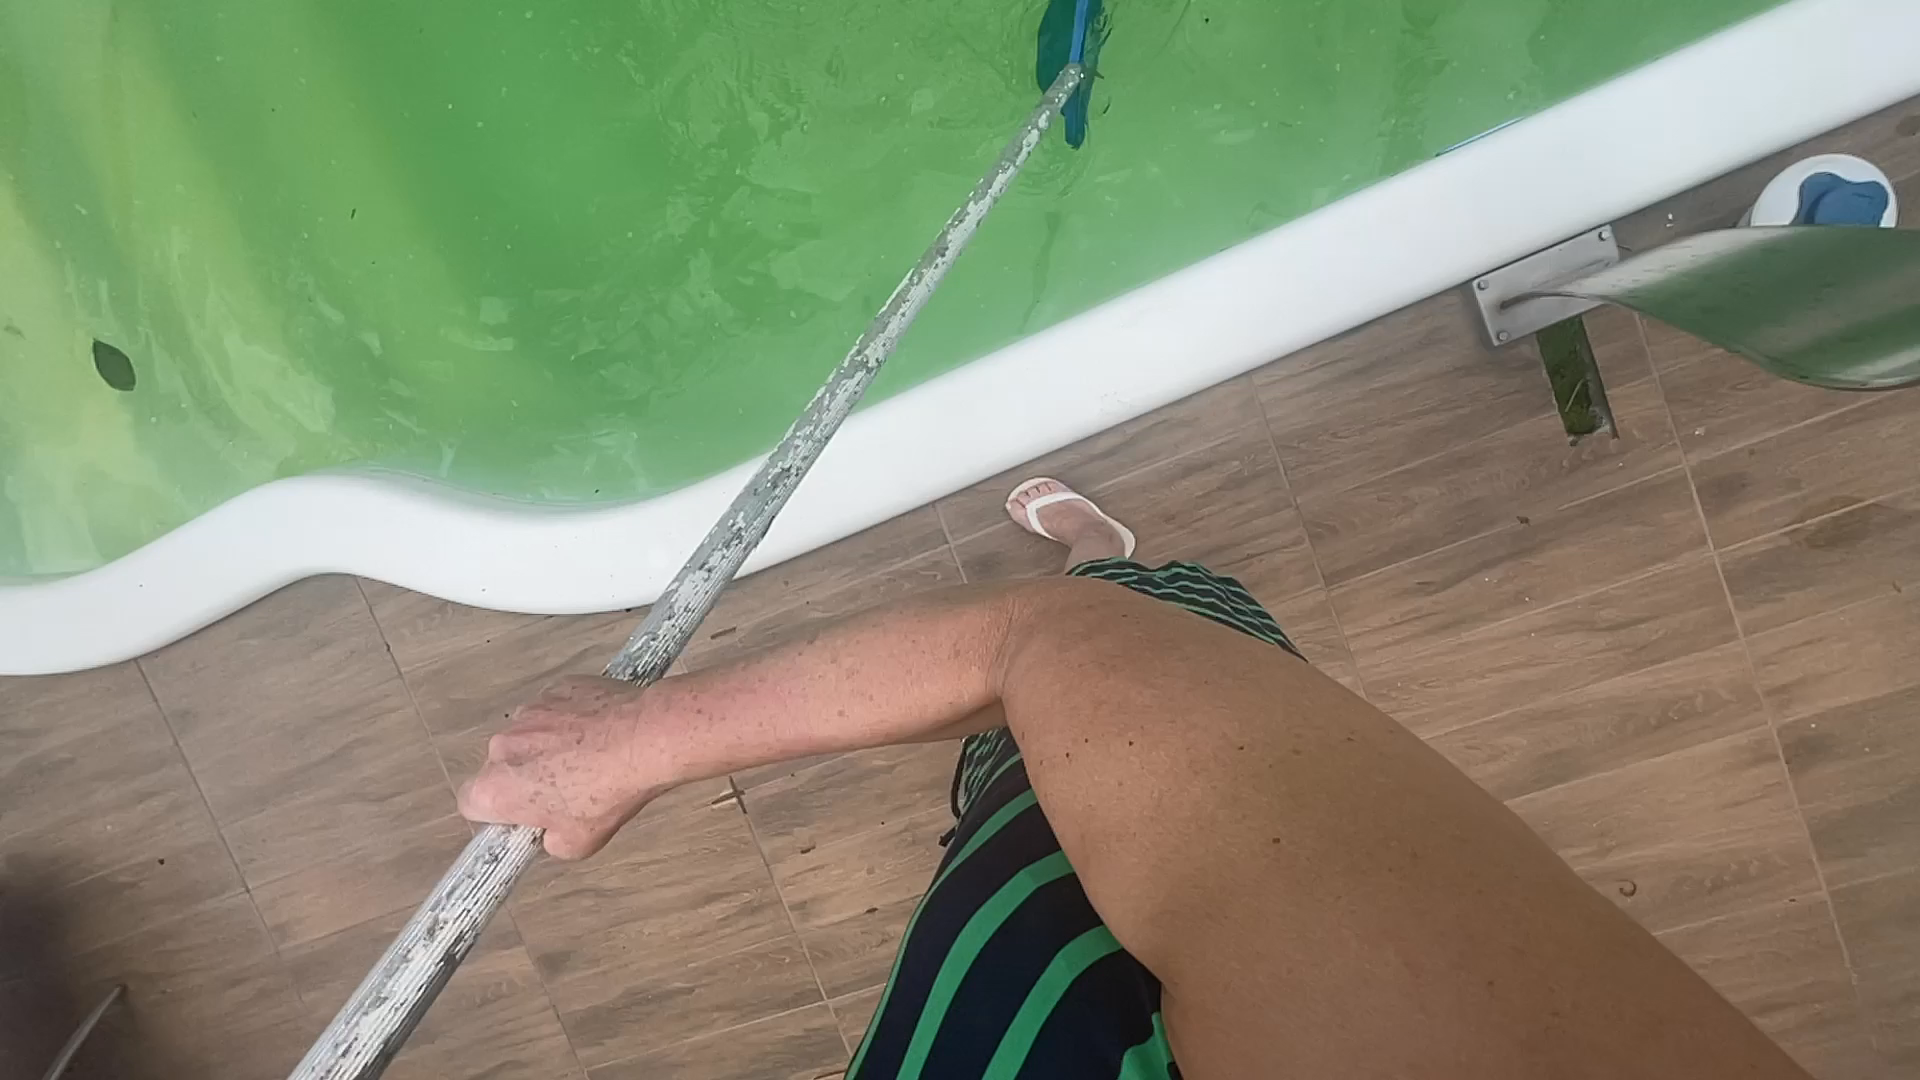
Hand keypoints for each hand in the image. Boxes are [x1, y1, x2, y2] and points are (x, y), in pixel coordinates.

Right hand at [457, 675, 666, 859]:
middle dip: (529, 773)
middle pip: (505, 764)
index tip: (528, 813)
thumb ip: (550, 839)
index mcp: (494, 789)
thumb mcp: (577, 843)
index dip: (502, 810)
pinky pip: (559, 706)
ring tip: (592, 753)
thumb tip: (552, 830)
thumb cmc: (611, 790)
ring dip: (551, 741)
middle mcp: (502, 744)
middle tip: (570, 783)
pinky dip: (574, 715)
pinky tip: (601, 728)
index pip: (475, 804)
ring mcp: (531, 709)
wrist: (646, 738)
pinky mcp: (560, 687)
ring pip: (532, 731)